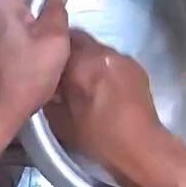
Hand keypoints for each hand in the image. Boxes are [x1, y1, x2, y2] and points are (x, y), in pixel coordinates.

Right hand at [48, 31, 185, 183]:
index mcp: (80, 62)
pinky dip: (106, 69)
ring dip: (89, 61)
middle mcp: (102, 52)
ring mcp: (123, 58)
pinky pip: (114, 61)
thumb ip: (48, 97)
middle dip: (70, 52)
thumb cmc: (96, 136)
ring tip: (85, 82)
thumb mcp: (59, 121)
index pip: (59, 40)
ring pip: (98, 50)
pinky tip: (105, 89)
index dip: (51, 50)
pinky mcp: (137, 68)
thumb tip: (46, 87)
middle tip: (63, 73)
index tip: (46, 64)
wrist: (139, 146)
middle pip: (80, 40)